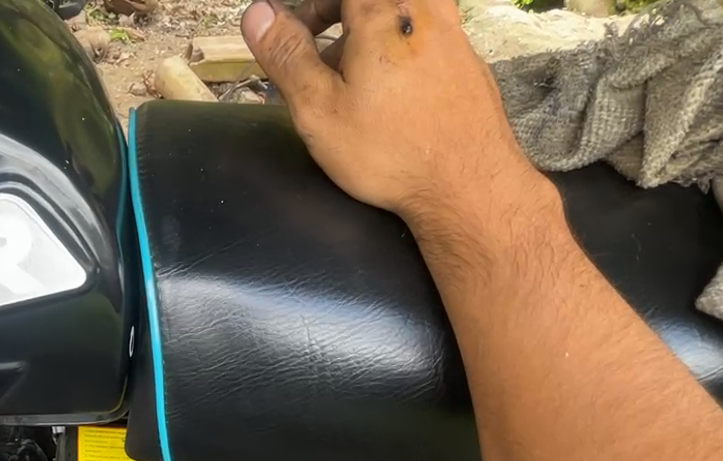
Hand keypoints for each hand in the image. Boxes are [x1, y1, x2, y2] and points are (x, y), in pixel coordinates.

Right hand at [240, 0, 551, 234]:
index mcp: (382, 10)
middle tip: (314, 55)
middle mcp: (422, 7)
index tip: (293, 37)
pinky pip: (423, 33)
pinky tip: (388, 92)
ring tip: (349, 77)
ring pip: (398, 12)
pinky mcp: (466, 58)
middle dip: (335, 16)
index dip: (310, 10)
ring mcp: (451, 30)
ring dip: (366, 32)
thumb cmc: (385, 149)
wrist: (462, 180)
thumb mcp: (319, 108)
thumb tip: (256, 13)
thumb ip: (287, 57)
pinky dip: (395, 49)